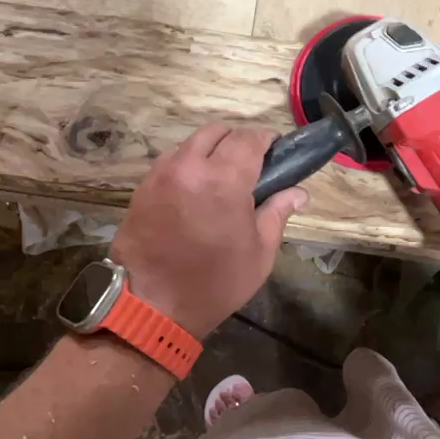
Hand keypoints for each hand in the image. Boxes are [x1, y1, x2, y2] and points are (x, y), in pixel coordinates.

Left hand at [108, 123, 307, 339]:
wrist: (152, 306)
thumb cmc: (215, 283)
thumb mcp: (259, 252)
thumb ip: (278, 213)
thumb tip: (298, 193)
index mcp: (223, 179)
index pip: (249, 138)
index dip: (266, 140)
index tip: (275, 151)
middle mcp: (189, 166)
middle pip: (218, 131)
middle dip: (237, 141)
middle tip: (249, 166)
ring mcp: (160, 174)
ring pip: (190, 144)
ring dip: (209, 152)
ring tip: (219, 180)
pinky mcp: (142, 187)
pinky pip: (170, 162)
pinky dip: (187, 167)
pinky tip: (194, 193)